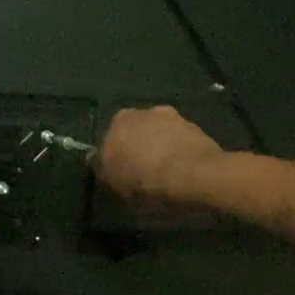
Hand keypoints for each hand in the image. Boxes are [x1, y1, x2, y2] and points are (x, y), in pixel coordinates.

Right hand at [94, 107, 228, 201]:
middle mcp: (144, 111)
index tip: (121, 173)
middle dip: (138, 147)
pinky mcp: (199, 129)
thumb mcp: (112, 182)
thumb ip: (101, 168)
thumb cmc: (145, 180)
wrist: (196, 176)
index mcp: (118, 120)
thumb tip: (96, 160)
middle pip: (136, 132)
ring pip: (161, 135)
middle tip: (143, 173)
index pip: (110, 138)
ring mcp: (174, 118)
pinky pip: (182, 143)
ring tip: (167, 174)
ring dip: (161, 148)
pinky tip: (185, 172)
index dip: (115, 156)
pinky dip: (181, 153)